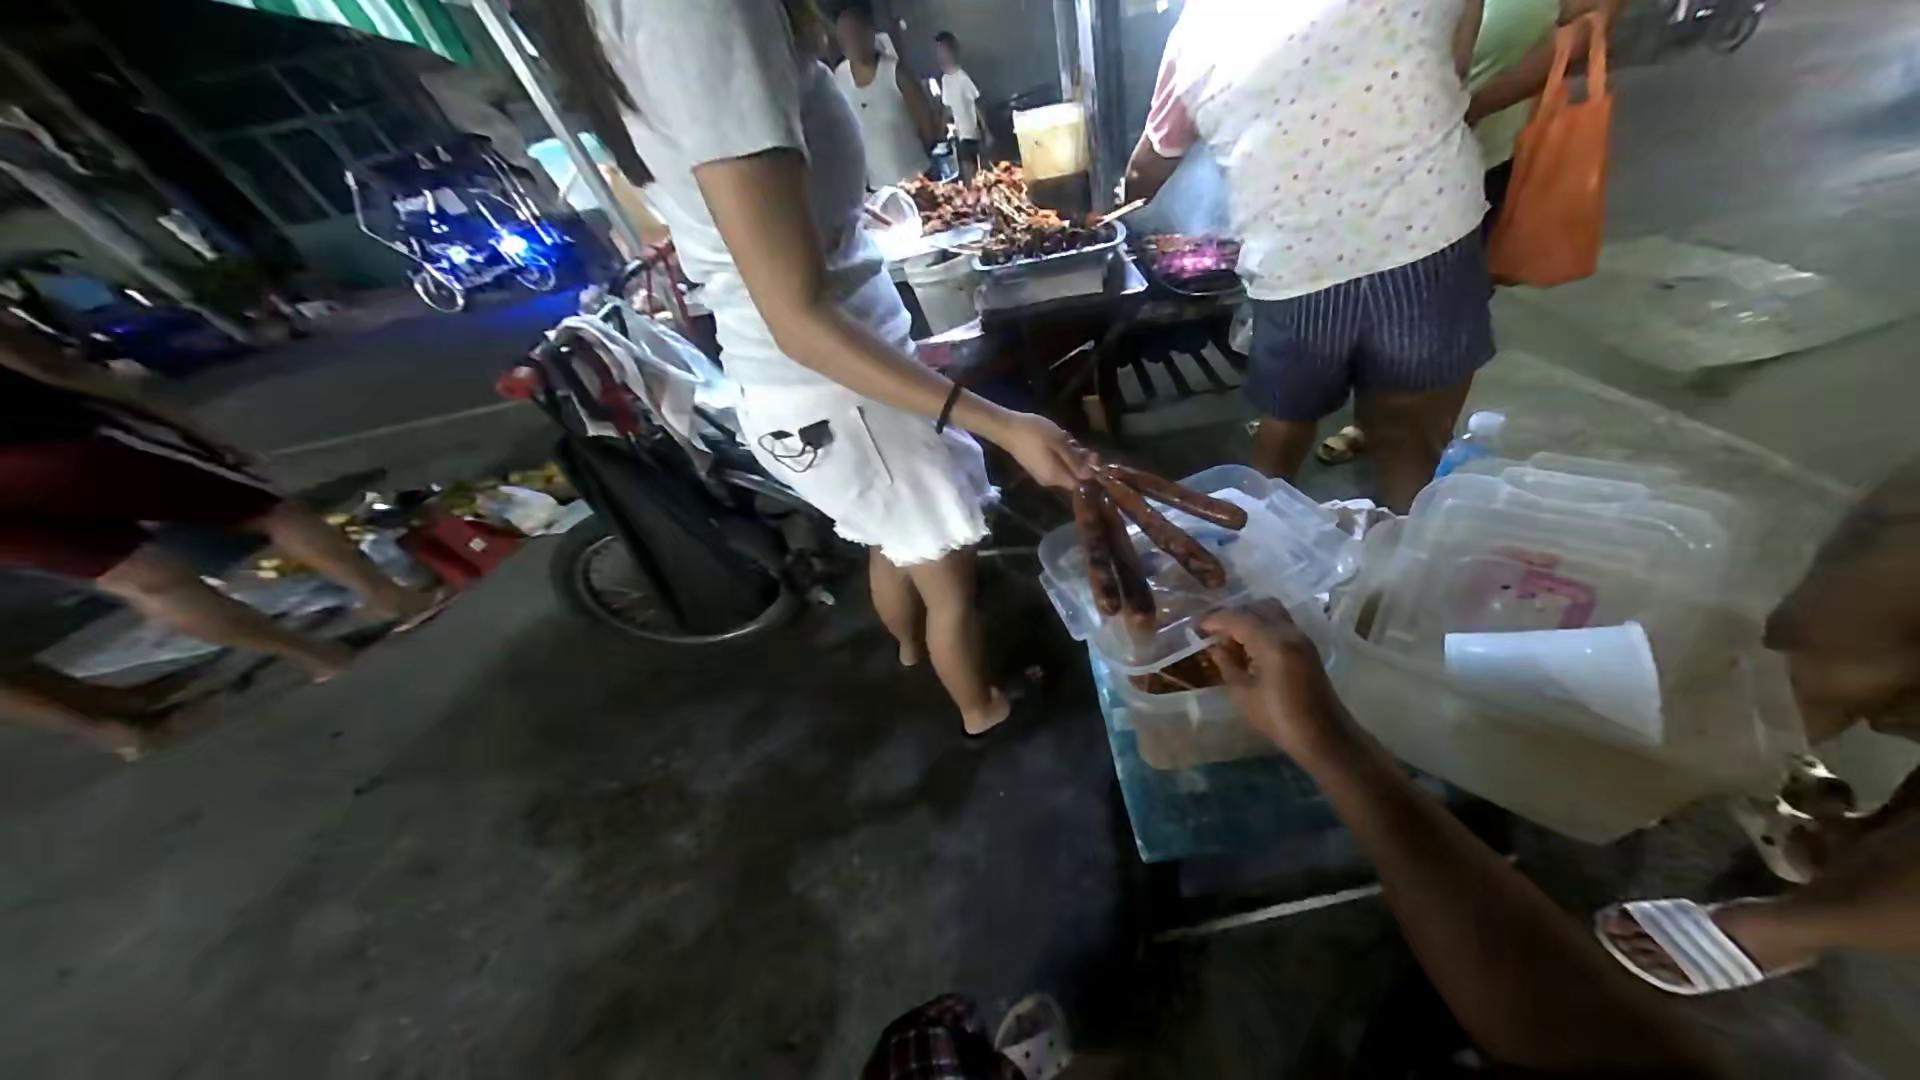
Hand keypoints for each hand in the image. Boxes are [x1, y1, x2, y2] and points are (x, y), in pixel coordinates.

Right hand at [995, 411, 1095, 490]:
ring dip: (1069, 454)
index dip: (1089, 471)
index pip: (1080, 483)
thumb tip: (1090, 476)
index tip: (1093, 453)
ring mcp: (1041, 474)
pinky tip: (1055, 440)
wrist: (1006, 428)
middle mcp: (1049, 481)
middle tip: (1076, 442)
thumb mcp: (1059, 443)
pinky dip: (1059, 454)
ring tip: (1064, 438)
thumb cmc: (1034, 433)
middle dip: (1079, 460)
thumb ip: (1075, 460)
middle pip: (1073, 476)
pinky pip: (1055, 464)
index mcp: (1056, 477)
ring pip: (1064, 468)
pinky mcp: (1036, 467)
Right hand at [1202, 604, 1353, 760]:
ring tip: (1231, 638)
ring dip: (1248, 618)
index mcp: (1272, 642)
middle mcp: (1289, 632)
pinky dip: (1261, 625)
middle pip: (1255, 608)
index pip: (1238, 618)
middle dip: (1231, 616)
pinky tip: (1248, 645)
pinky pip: (1279, 623)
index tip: (1198, 628)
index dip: (1215, 620)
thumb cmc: (1278, 718)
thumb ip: (1227, 663)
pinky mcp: (1306, 647)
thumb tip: (1215, 647)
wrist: (1324, 737)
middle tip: (1213, 632)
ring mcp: (1301, 637)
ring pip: (1270, 611)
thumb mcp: (1242, 693)